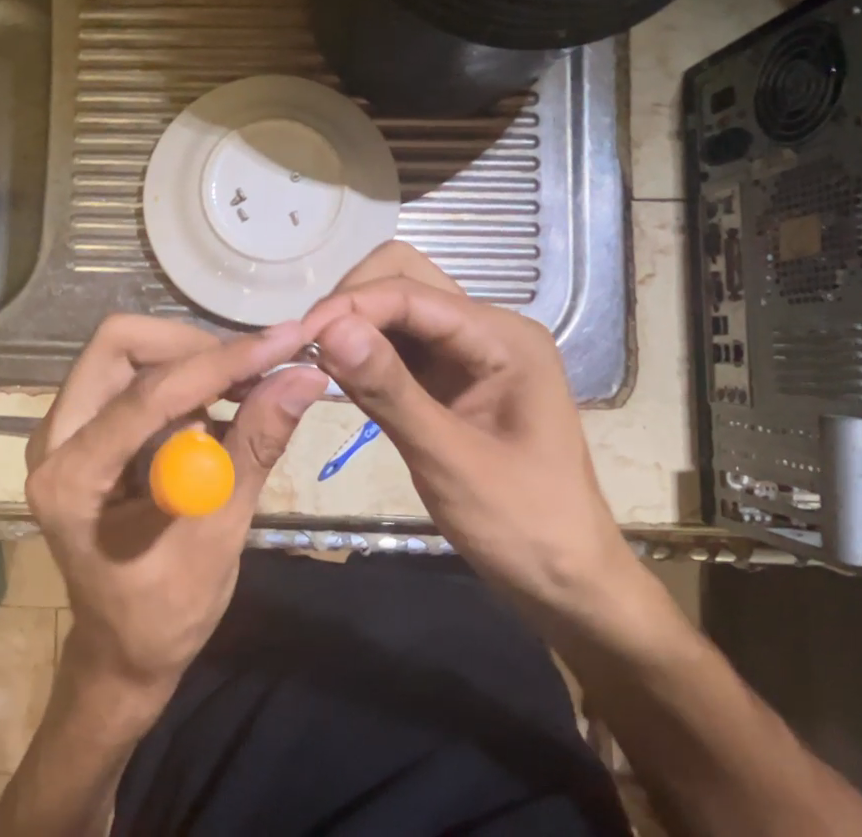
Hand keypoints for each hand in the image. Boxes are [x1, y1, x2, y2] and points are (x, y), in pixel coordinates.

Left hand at [25, 315, 326, 706]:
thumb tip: (302, 377)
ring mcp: (61, 432)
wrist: (121, 648)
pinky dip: (179, 381)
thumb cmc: (164, 612)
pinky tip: (216, 414)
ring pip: (124, 353)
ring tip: (243, 396)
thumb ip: (253, 449)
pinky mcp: (82, 430)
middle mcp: (52, 441)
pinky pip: (128, 376)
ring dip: (189, 363)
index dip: (221, 363)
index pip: (147, 395)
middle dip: (194, 349)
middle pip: (118, 345)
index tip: (285, 342)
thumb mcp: (218, 536)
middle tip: (254, 374)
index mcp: (70, 480)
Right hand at [301, 243, 637, 625]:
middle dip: (350, 303)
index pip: (410, 292)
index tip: (295, 341)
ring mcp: (469, 356)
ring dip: (353, 325)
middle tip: (306, 349)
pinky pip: (398, 348)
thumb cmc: (521, 523)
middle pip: (404, 281)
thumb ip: (389, 391)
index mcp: (503, 339)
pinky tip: (335, 377)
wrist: (565, 579)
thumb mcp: (448, 459)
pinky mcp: (451, 382)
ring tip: (310, 362)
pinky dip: (364, 354)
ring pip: (397, 310)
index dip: (349, 307)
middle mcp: (487, 332)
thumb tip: (328, 330)